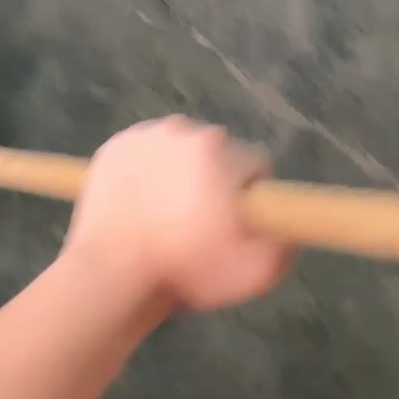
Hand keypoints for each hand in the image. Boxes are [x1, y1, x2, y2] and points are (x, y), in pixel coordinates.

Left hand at [61, 116, 292, 312]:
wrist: (113, 267)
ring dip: (180, 171)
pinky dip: (147, 170)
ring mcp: (142, 134)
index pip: (255, 164)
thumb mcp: (256, 269)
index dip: (252, 195)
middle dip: (216, 178)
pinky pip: (144, 153)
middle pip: (215, 151)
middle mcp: (181, 129)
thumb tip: (285, 221)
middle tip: (200, 217)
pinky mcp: (114, 145)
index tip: (238, 219)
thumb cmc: (187, 268)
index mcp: (218, 149)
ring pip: (177, 150)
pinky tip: (143, 201)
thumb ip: (284, 238)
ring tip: (168, 211)